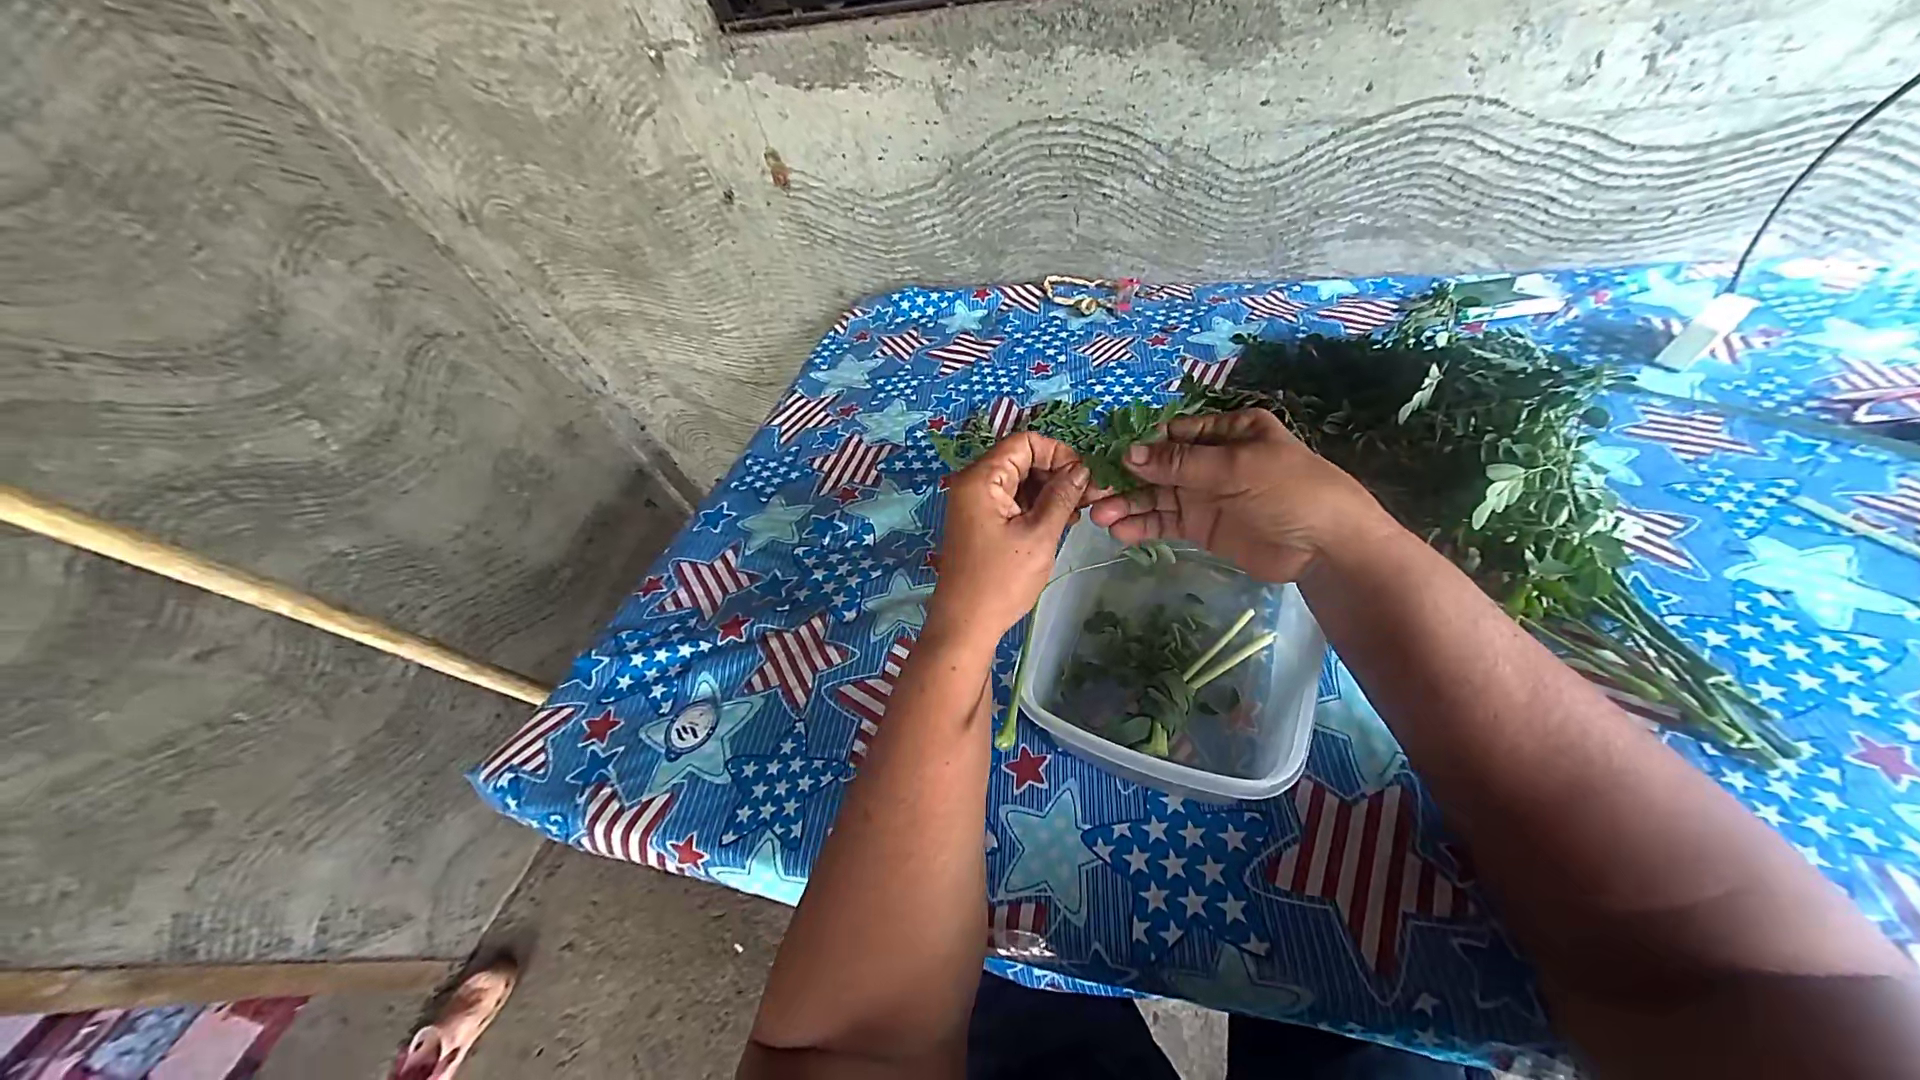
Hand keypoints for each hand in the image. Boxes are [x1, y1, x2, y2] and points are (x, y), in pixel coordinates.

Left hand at [930, 433, 1090, 640]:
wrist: (965, 623)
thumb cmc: (1001, 580)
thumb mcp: (1039, 535)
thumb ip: (1062, 496)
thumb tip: (1082, 468)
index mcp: (982, 478)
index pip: (1025, 442)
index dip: (1059, 453)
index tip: (1083, 478)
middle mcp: (974, 483)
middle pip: (1023, 459)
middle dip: (1057, 473)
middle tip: (1090, 498)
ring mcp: (976, 503)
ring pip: (1021, 481)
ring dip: (1050, 491)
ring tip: (1078, 514)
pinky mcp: (982, 522)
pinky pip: (1013, 501)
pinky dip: (1037, 507)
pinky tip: (1060, 523)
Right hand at [1087, 409, 1398, 582]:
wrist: (1326, 546)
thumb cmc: (1289, 491)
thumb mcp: (1236, 468)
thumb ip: (1181, 464)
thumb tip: (1130, 455)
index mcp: (1227, 431)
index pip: (1173, 434)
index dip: (1141, 446)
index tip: (1109, 459)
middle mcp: (1210, 459)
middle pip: (1158, 466)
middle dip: (1126, 479)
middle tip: (1093, 493)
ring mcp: (1202, 494)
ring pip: (1156, 496)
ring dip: (1128, 505)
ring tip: (1100, 517)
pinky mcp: (1200, 526)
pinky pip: (1164, 522)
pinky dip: (1142, 526)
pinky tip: (1121, 532)